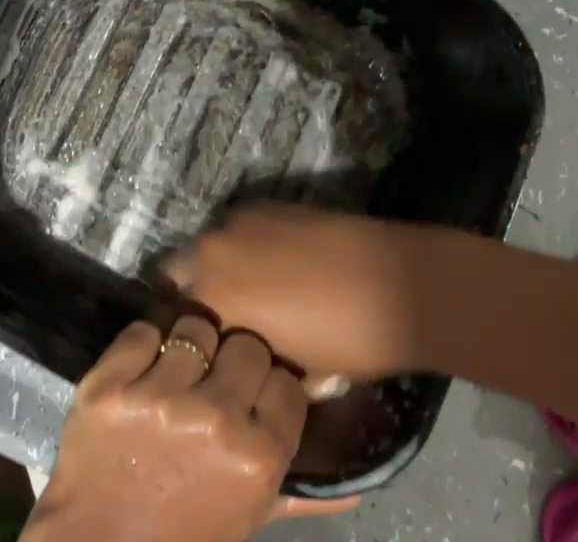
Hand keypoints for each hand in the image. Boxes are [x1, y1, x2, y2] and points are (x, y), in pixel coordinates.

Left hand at [23, 316, 356, 541]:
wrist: (98, 540)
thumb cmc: (183, 533)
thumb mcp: (249, 518)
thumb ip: (300, 496)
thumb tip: (357, 485)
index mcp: (258, 455)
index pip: (286, 382)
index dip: (271, 385)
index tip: (256, 393)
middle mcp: (214, 418)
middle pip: (246, 345)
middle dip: (235, 359)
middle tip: (218, 377)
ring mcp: (158, 396)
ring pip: (194, 328)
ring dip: (190, 344)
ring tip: (179, 368)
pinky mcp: (110, 382)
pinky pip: (142, 331)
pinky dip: (144, 343)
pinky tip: (143, 367)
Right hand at [167, 206, 434, 380]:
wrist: (403, 283)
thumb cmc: (349, 342)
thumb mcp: (294, 373)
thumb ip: (251, 363)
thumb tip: (241, 362)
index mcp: (213, 301)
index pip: (174, 317)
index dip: (186, 331)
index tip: (202, 341)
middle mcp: (210, 254)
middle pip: (178, 271)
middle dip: (193, 290)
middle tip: (223, 312)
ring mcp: (235, 223)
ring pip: (208, 246)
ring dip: (219, 264)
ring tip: (252, 282)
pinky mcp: (261, 204)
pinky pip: (236, 228)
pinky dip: (246, 244)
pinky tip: (277, 259)